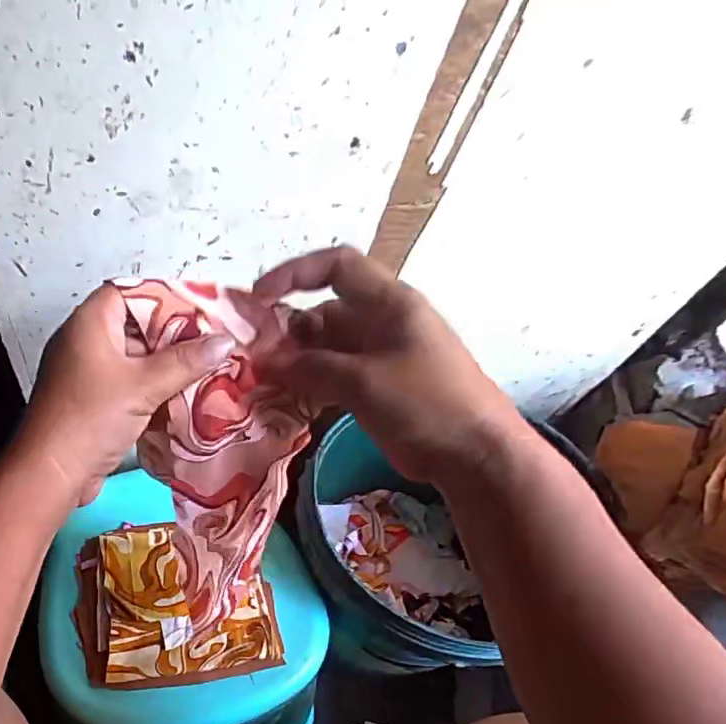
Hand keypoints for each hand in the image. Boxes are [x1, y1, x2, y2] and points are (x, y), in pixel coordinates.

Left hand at [13, 284, 234, 503]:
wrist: (52, 472)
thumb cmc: (87, 420)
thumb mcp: (144, 385)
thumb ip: (186, 362)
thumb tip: (222, 342)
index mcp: (89, 322)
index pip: (132, 292)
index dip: (167, 298)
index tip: (200, 314)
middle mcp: (84, 342)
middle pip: (136, 325)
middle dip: (173, 338)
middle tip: (207, 348)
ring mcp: (86, 373)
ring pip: (134, 359)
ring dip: (165, 368)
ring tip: (202, 374)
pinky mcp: (91, 402)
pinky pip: (127, 385)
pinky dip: (151, 390)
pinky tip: (179, 401)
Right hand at [251, 246, 527, 481]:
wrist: (474, 454)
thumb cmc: (426, 404)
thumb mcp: (363, 381)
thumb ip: (309, 368)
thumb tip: (261, 361)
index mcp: (389, 304)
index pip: (337, 267)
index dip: (294, 274)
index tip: (257, 299)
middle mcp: (382, 323)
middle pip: (323, 313)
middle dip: (286, 332)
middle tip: (251, 360)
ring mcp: (379, 357)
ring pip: (325, 350)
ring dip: (294, 363)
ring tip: (262, 384)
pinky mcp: (376, 388)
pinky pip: (333, 377)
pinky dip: (309, 385)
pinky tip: (285, 402)